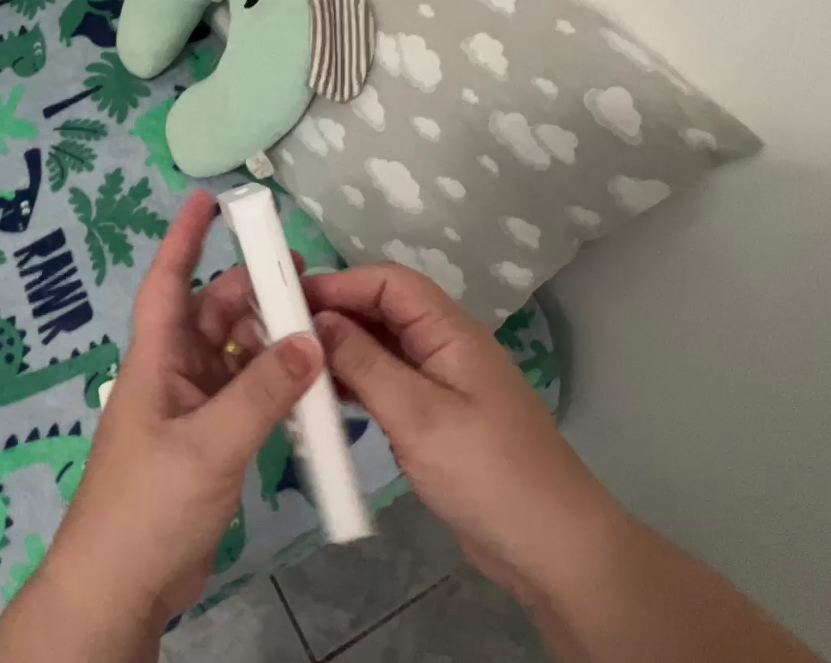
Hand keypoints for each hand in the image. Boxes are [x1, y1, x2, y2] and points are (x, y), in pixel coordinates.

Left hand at [28, 191, 322, 628]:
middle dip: (251, 289)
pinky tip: (305, 381)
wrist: (121, 585)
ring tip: (315, 326)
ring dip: (267, 337)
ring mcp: (189, 409)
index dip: (183, 238)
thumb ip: (262, 393)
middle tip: (303, 276)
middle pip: (212, 314)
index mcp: (155, 360)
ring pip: (232, 353)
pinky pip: (242, 393)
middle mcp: (171, 374)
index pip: (166, 282)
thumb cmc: (148, 505)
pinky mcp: (207, 440)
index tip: (207, 198)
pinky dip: (271, 381)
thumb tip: (311, 340)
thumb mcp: (208, 445)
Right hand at [304, 263, 618, 591]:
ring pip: (379, 346)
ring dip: (339, 351)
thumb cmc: (489, 474)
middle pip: (381, 309)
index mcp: (450, 331)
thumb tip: (317, 320)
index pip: (389, 282)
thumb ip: (365, 362)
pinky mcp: (432, 415)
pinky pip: (384, 383)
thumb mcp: (419, 415)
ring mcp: (439, 381)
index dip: (340, 283)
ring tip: (291, 366)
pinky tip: (321, 400)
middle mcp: (444, 346)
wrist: (552, 549)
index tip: (289, 300)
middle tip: (278, 334)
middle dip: (332, 314)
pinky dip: (353, 384)